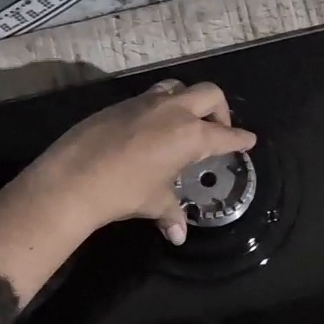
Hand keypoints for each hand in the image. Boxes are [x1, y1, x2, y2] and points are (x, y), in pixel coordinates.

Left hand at [15, 80, 257, 244]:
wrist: (74, 177)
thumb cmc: (124, 191)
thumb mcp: (153, 203)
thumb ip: (171, 214)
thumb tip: (179, 236)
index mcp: (190, 135)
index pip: (225, 134)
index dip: (239, 139)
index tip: (249, 140)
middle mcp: (173, 111)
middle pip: (209, 95)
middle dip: (220, 110)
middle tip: (217, 130)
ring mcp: (146, 102)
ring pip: (178, 88)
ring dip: (189, 101)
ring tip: (184, 123)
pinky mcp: (121, 104)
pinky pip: (151, 97)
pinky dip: (161, 108)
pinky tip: (151, 130)